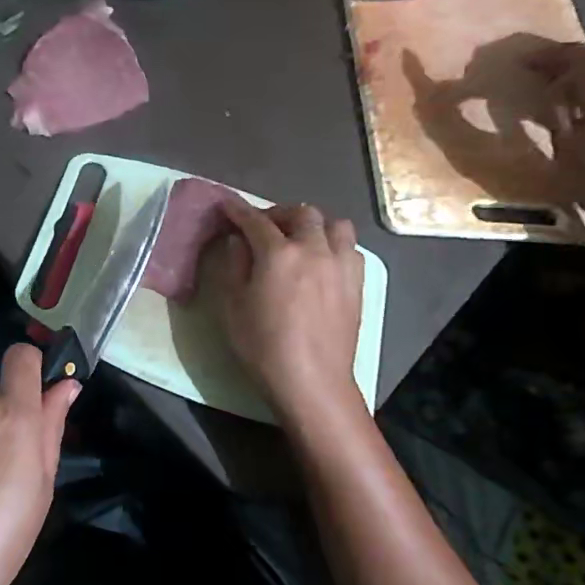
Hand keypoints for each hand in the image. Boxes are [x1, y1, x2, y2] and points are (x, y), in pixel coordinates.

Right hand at [201, 191, 363, 416]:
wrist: (310, 378)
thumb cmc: (261, 343)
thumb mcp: (231, 305)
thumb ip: (234, 265)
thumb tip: (238, 242)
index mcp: (278, 254)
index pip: (256, 221)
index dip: (238, 211)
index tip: (227, 205)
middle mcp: (314, 249)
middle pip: (301, 214)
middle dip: (279, 213)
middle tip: (262, 226)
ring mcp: (341, 264)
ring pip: (334, 224)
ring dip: (312, 224)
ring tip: (298, 239)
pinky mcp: (357, 282)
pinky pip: (349, 247)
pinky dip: (332, 243)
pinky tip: (320, 260)